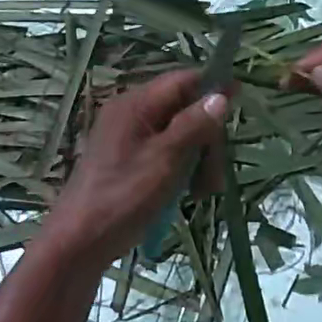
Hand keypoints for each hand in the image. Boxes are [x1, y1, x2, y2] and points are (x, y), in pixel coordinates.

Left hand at [42, 69, 228, 265]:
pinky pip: (165, 153)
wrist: (80, 241)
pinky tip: (186, 194)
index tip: (241, 101)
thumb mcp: (165, 159)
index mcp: (135, 104)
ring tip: (201, 192)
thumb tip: (220, 95)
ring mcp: (128, 138)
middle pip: (184, 109)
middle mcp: (131, 114)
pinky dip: (181, 170)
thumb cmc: (122, 197)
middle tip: (213, 177)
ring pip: (179, 135)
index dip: (212, 88)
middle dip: (207, 139)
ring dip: (197, 159)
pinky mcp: (128, 161)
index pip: (182, 80)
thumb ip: (194, 125)